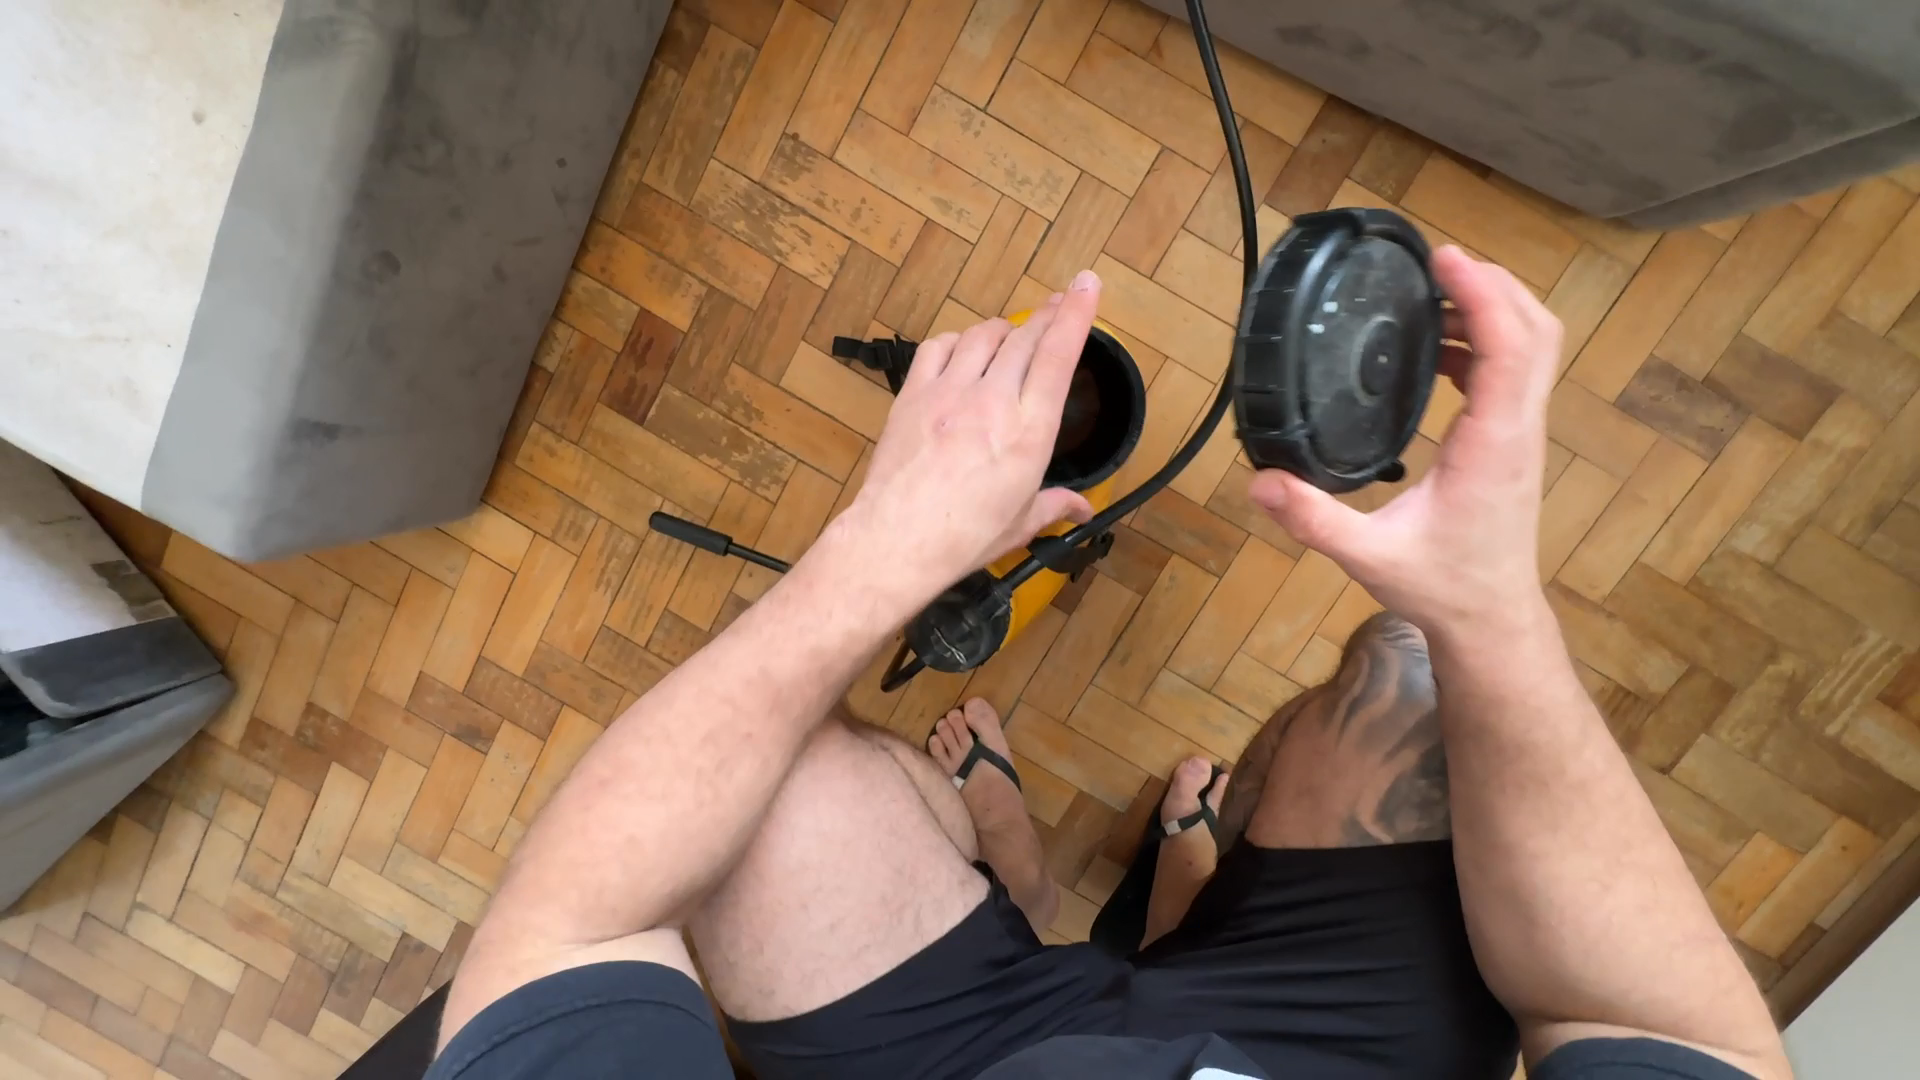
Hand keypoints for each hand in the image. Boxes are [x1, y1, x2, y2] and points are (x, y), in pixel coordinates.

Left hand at [845, 270, 1102, 595]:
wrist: (898, 538)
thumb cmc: (962, 537)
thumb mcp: (1019, 524)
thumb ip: (1054, 506)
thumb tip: (1081, 509)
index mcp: (1029, 432)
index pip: (1059, 356)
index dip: (1075, 314)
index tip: (1085, 285)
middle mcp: (993, 402)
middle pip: (1024, 338)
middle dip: (1045, 314)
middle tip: (1056, 304)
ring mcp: (949, 393)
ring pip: (982, 336)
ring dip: (1002, 330)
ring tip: (1011, 335)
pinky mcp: (914, 395)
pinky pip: (938, 347)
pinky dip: (956, 341)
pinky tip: (961, 351)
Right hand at [1249, 246, 1560, 639]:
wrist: (1489, 618)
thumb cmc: (1439, 586)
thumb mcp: (1367, 555)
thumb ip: (1312, 519)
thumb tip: (1258, 481)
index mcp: (1492, 445)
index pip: (1509, 348)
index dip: (1483, 294)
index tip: (1444, 259)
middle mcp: (1517, 430)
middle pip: (1536, 332)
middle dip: (1495, 287)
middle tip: (1436, 265)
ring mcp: (1520, 437)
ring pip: (1531, 351)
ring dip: (1493, 311)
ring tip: (1433, 296)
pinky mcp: (1510, 445)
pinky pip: (1511, 375)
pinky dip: (1483, 345)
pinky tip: (1435, 354)